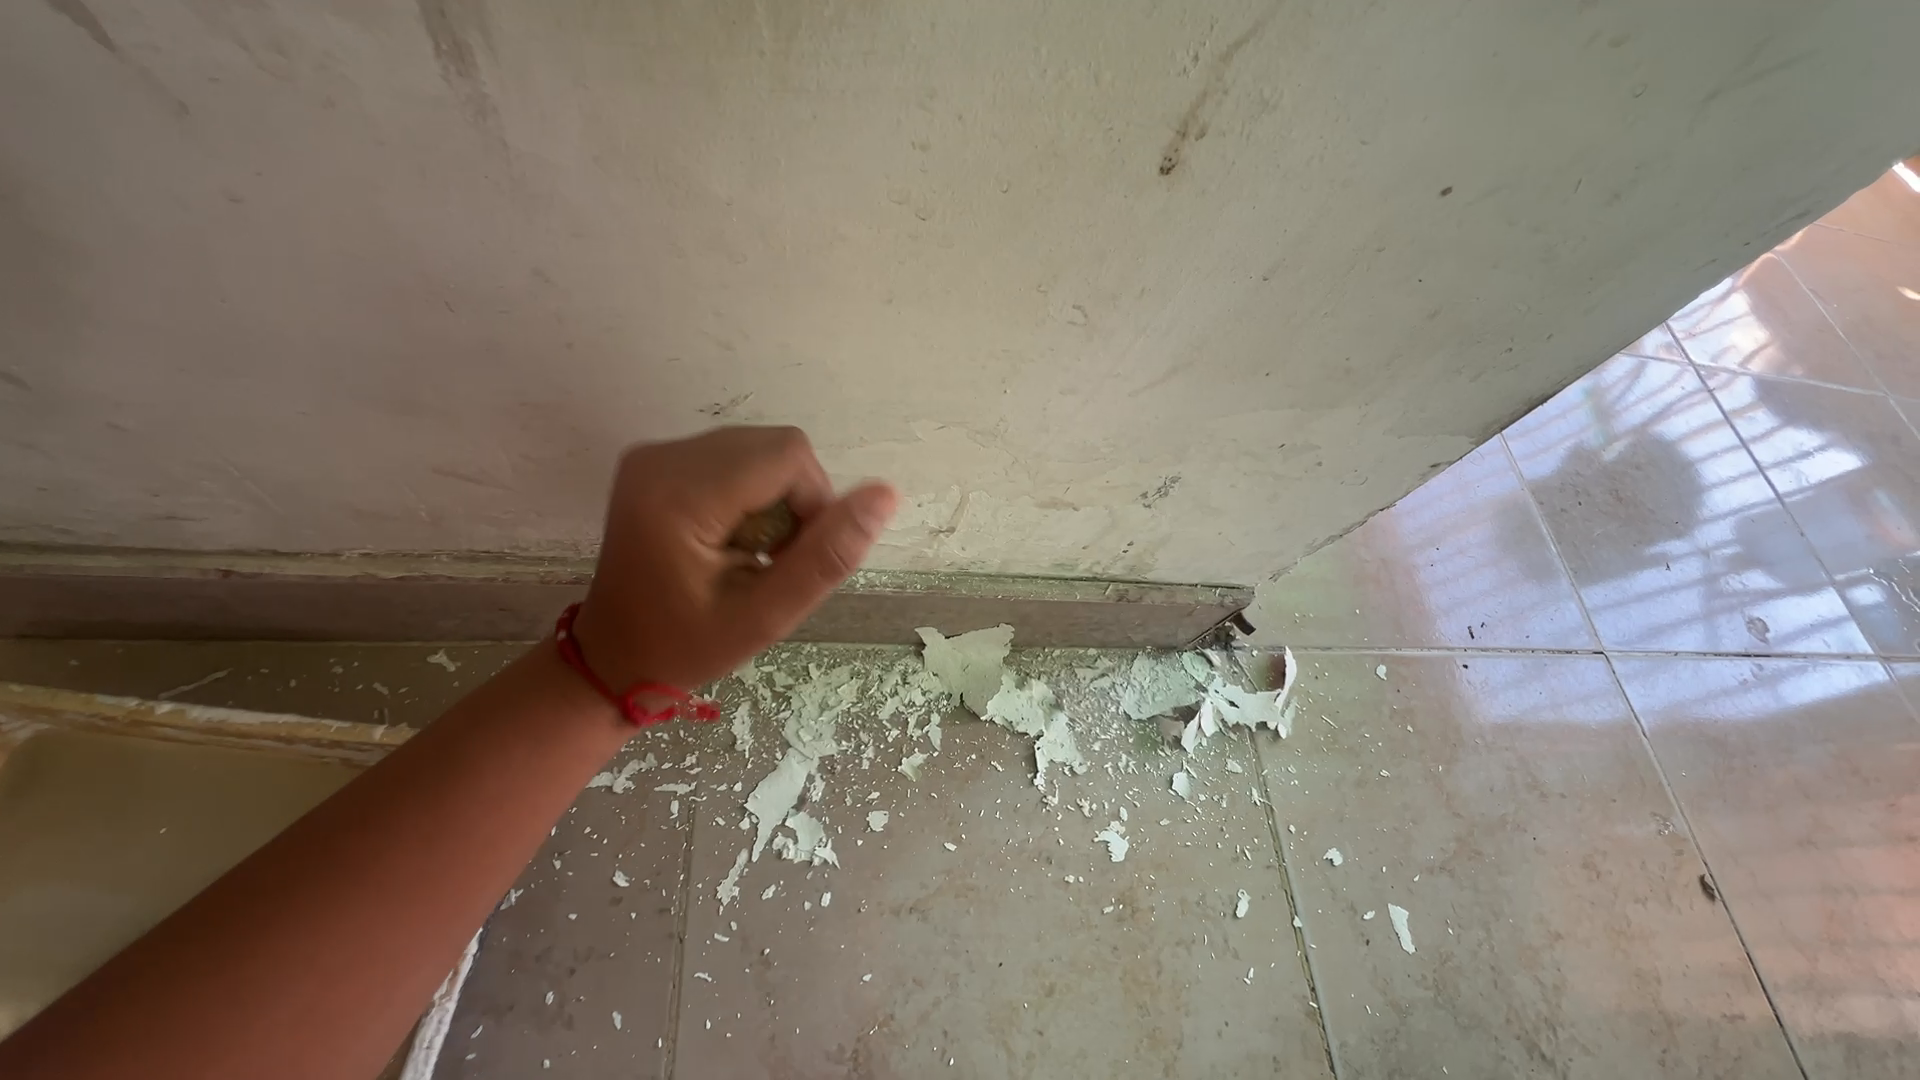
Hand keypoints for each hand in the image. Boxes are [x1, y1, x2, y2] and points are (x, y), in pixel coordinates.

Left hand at [571, 426, 896, 691]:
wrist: (614, 654)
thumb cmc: (688, 646)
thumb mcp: (766, 616)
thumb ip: (826, 556)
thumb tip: (886, 494)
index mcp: (680, 494)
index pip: (789, 456)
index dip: (813, 504)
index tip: (787, 558)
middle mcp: (663, 457)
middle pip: (776, 446)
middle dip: (794, 500)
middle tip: (767, 558)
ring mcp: (655, 453)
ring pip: (761, 448)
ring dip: (774, 496)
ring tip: (748, 550)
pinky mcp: (657, 458)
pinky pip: (736, 454)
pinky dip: (752, 491)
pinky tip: (731, 534)